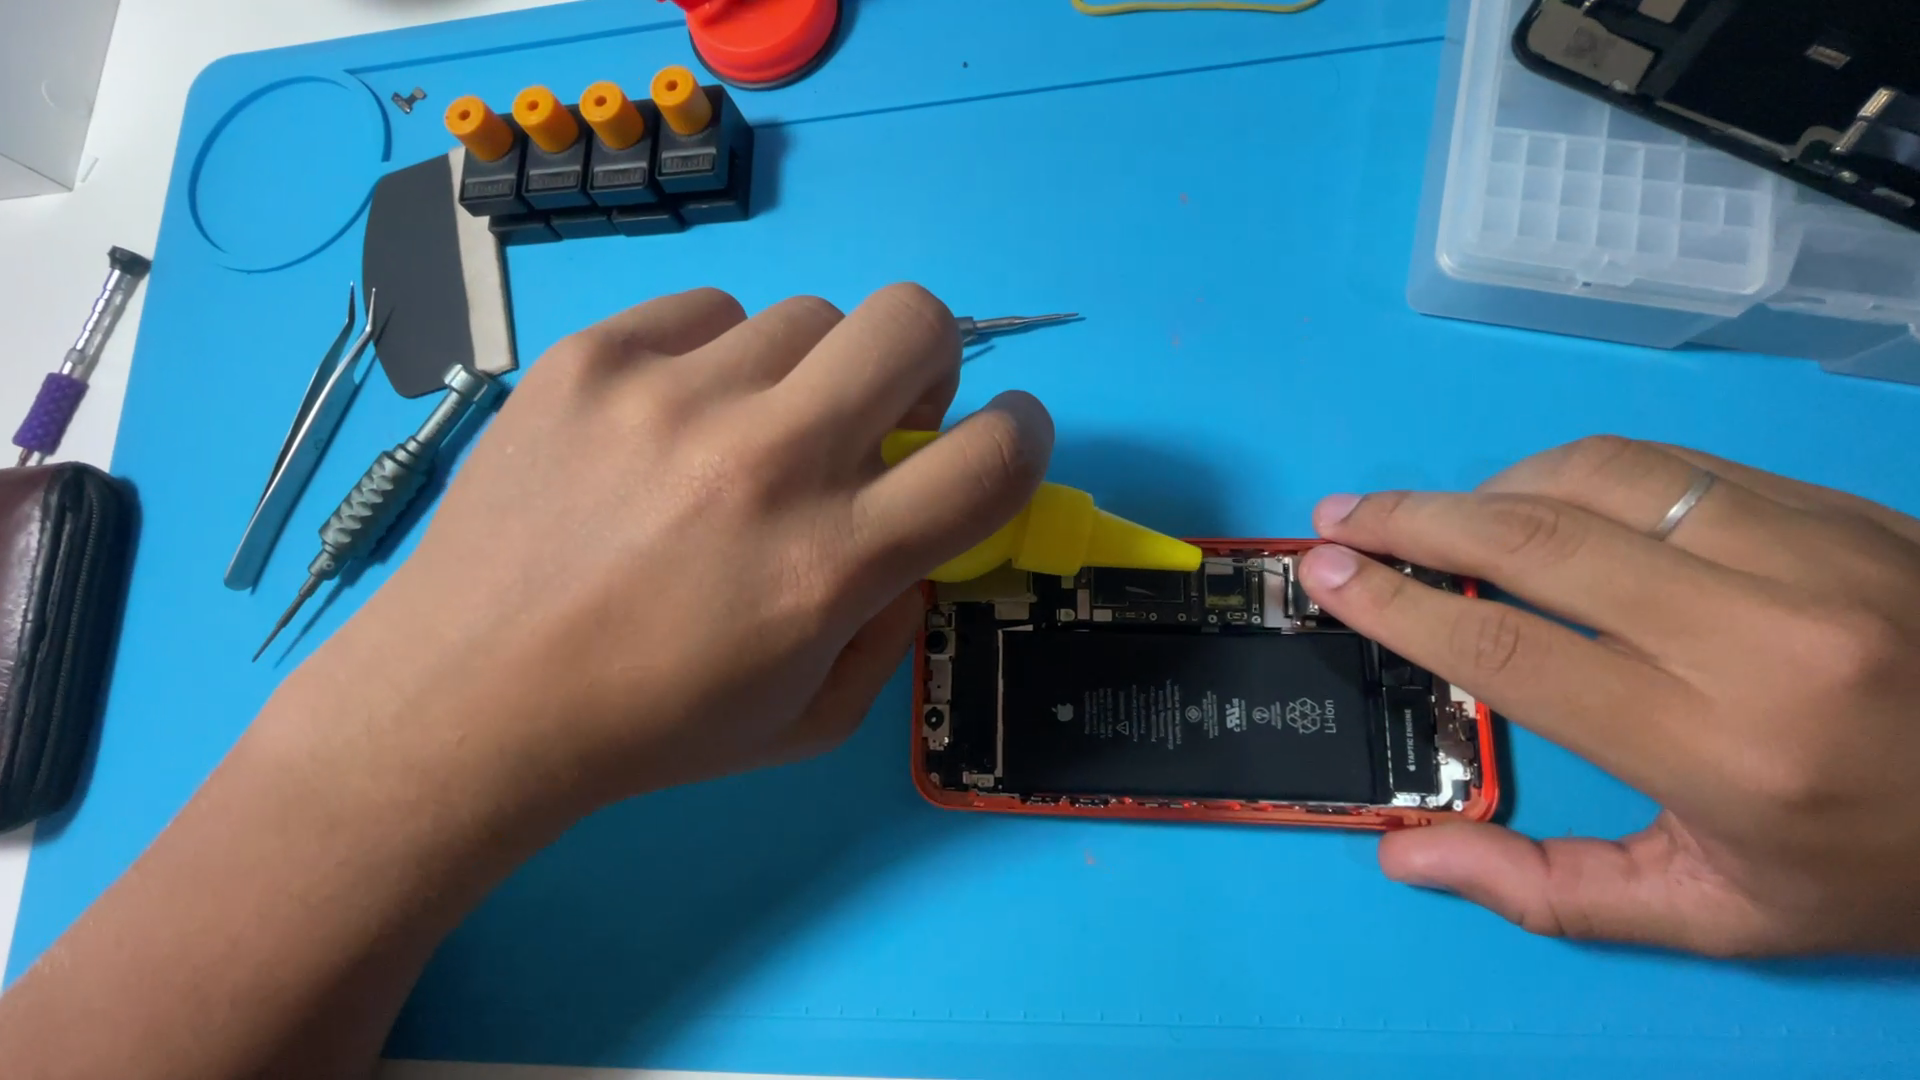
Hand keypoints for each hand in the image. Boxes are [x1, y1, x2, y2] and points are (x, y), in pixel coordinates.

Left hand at [286, 285, 1051, 816]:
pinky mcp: (594, 357)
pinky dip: (720, 358)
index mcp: (834, 563)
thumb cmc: (658, 727)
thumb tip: (917, 538)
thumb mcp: (815, 715)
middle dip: (929, 362)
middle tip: (881, 414)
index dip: (1025, 434)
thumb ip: (897, 623)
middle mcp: (770, 461)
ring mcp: (676, 394)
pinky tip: (672, 419)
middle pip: (916, 321)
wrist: (468, 703)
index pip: (995, 456)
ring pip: (809, 316)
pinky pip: (710, 312)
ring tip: (748, 433)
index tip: (1003, 438)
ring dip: (811, 374)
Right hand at [1298, 436, 1919, 955]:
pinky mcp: (1837, 508)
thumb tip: (1404, 860)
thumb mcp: (1715, 914)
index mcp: (1720, 748)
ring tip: (1427, 515)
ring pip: (1591, 479)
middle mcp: (1764, 637)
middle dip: (1409, 521)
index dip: (1396, 604)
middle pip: (1532, 544)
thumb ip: (1546, 888)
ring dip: (1481, 490)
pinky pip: (1658, 465)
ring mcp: (1813, 554)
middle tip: (1338, 517)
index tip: (1325, 571)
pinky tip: (1529, 499)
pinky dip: (1562, 473)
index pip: (1508, 650)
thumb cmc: (1878, 863)